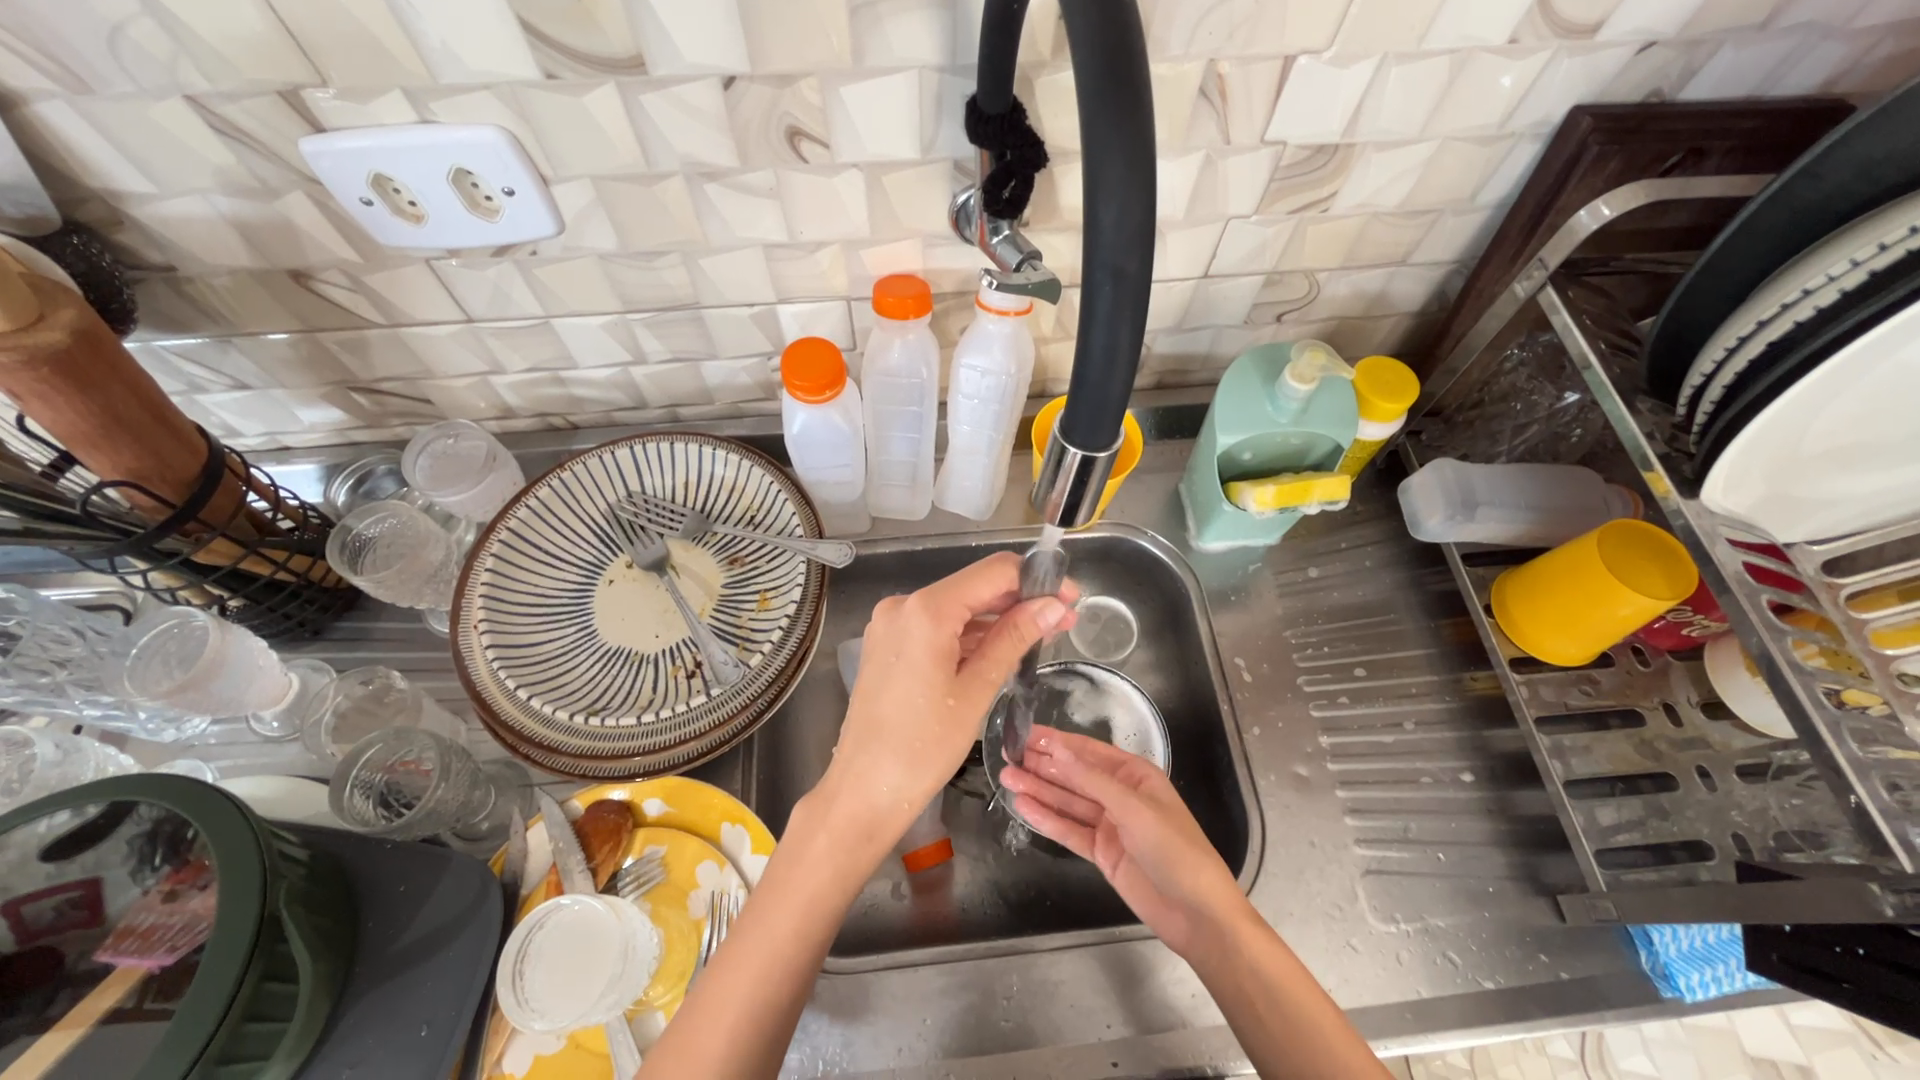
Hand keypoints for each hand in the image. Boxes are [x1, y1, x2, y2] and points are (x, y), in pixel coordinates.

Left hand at [819, 552, 1076, 845]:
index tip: (1071, 597)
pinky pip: (936, 626)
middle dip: (1020, 600)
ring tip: (1040, 636)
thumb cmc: (924, 746)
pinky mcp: (887, 644)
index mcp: (926, 609)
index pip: (993, 572)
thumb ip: (1015, 638)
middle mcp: (902, 604)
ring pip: (956, 607)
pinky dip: (968, 635)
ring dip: (996, 618)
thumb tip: (1054, 604)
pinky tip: (1000, 648)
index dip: (1036, 580)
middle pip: (974, 587)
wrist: (866, 788)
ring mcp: (891, 624)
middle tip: (1064, 620)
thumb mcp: (977, 689)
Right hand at [1000, 726, 1244, 956]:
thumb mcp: (1134, 809)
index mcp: (1136, 776)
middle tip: (1007, 755)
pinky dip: (1047, 819)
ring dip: (1039, 790)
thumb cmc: (1175, 850)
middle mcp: (1121, 795)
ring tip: (1006, 777)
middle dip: (1042, 765)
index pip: (1089, 752)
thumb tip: (1056, 751)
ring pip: (1068, 802)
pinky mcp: (1102, 853)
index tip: (1025, 734)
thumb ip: (1092, 780)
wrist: (1196, 912)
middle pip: (1075, 775)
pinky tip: (1023, 807)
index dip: (1057, 742)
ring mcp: (1110, 825)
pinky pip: (1069, 830)